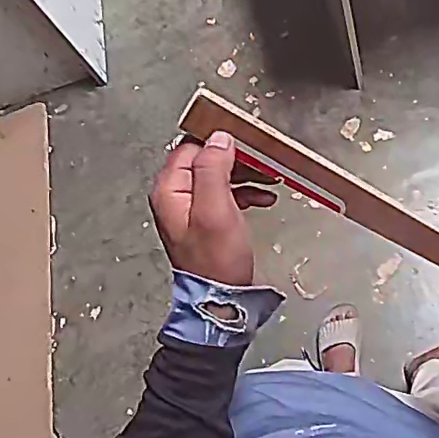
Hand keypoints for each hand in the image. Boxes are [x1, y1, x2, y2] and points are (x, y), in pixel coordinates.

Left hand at [150, 131, 277, 285]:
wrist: (222, 299)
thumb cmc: (216, 261)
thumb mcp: (215, 209)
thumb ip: (213, 169)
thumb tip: (218, 138)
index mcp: (169, 190)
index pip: (191, 148)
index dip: (218, 143)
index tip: (245, 143)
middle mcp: (175, 197)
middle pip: (205, 160)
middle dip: (236, 159)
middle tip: (262, 162)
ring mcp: (191, 209)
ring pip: (218, 177)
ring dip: (244, 175)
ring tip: (269, 179)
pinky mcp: (206, 221)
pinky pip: (225, 195)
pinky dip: (245, 192)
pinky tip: (264, 197)